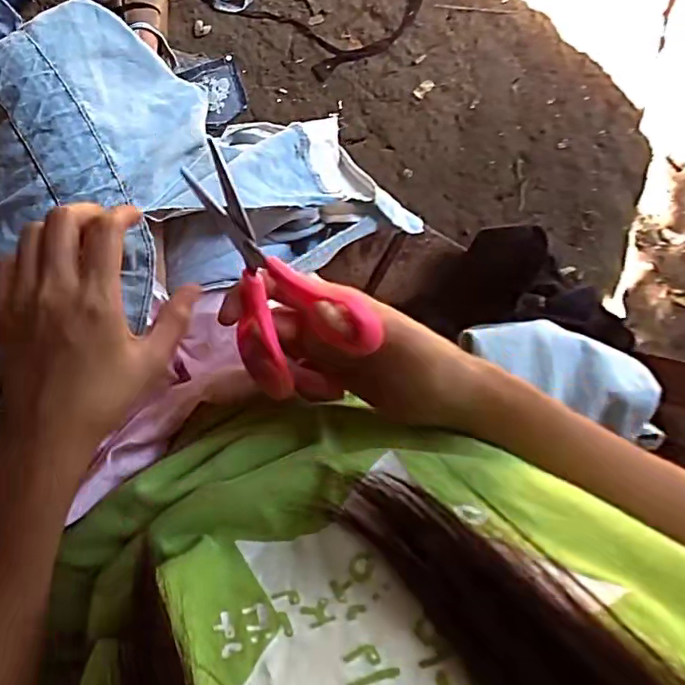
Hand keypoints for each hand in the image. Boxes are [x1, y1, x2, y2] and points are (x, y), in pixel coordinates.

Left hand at [0, 204, 201, 464]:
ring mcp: (23, 296)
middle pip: (63, 218)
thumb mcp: (149, 363)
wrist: (45, 432)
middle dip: (88, 210)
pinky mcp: (3, 309)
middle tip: (104, 224)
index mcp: (96, 298)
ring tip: (74, 241)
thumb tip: (194, 287)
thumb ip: (174, 320)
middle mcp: (56, 287)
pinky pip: (9, 261)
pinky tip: (44, 266)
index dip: (122, 213)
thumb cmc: (102, 399)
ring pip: (31, 233)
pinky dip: (28, 251)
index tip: (134, 218)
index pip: (105, 230)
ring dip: (56, 227)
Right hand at [219, 270, 495, 432]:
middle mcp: (321, 317)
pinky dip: (299, 386)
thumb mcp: (395, 344)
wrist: (454, 401)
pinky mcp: (327, 369)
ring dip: (283, 373)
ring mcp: (323, 344)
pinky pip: (293, 371)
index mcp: (333, 301)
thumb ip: (353, 325)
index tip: (230, 324)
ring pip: (276, 349)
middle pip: (266, 321)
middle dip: (264, 352)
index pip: (276, 284)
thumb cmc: (429, 367)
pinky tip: (330, 395)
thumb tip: (310, 303)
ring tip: (322, 393)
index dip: (247, 295)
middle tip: (284, 386)